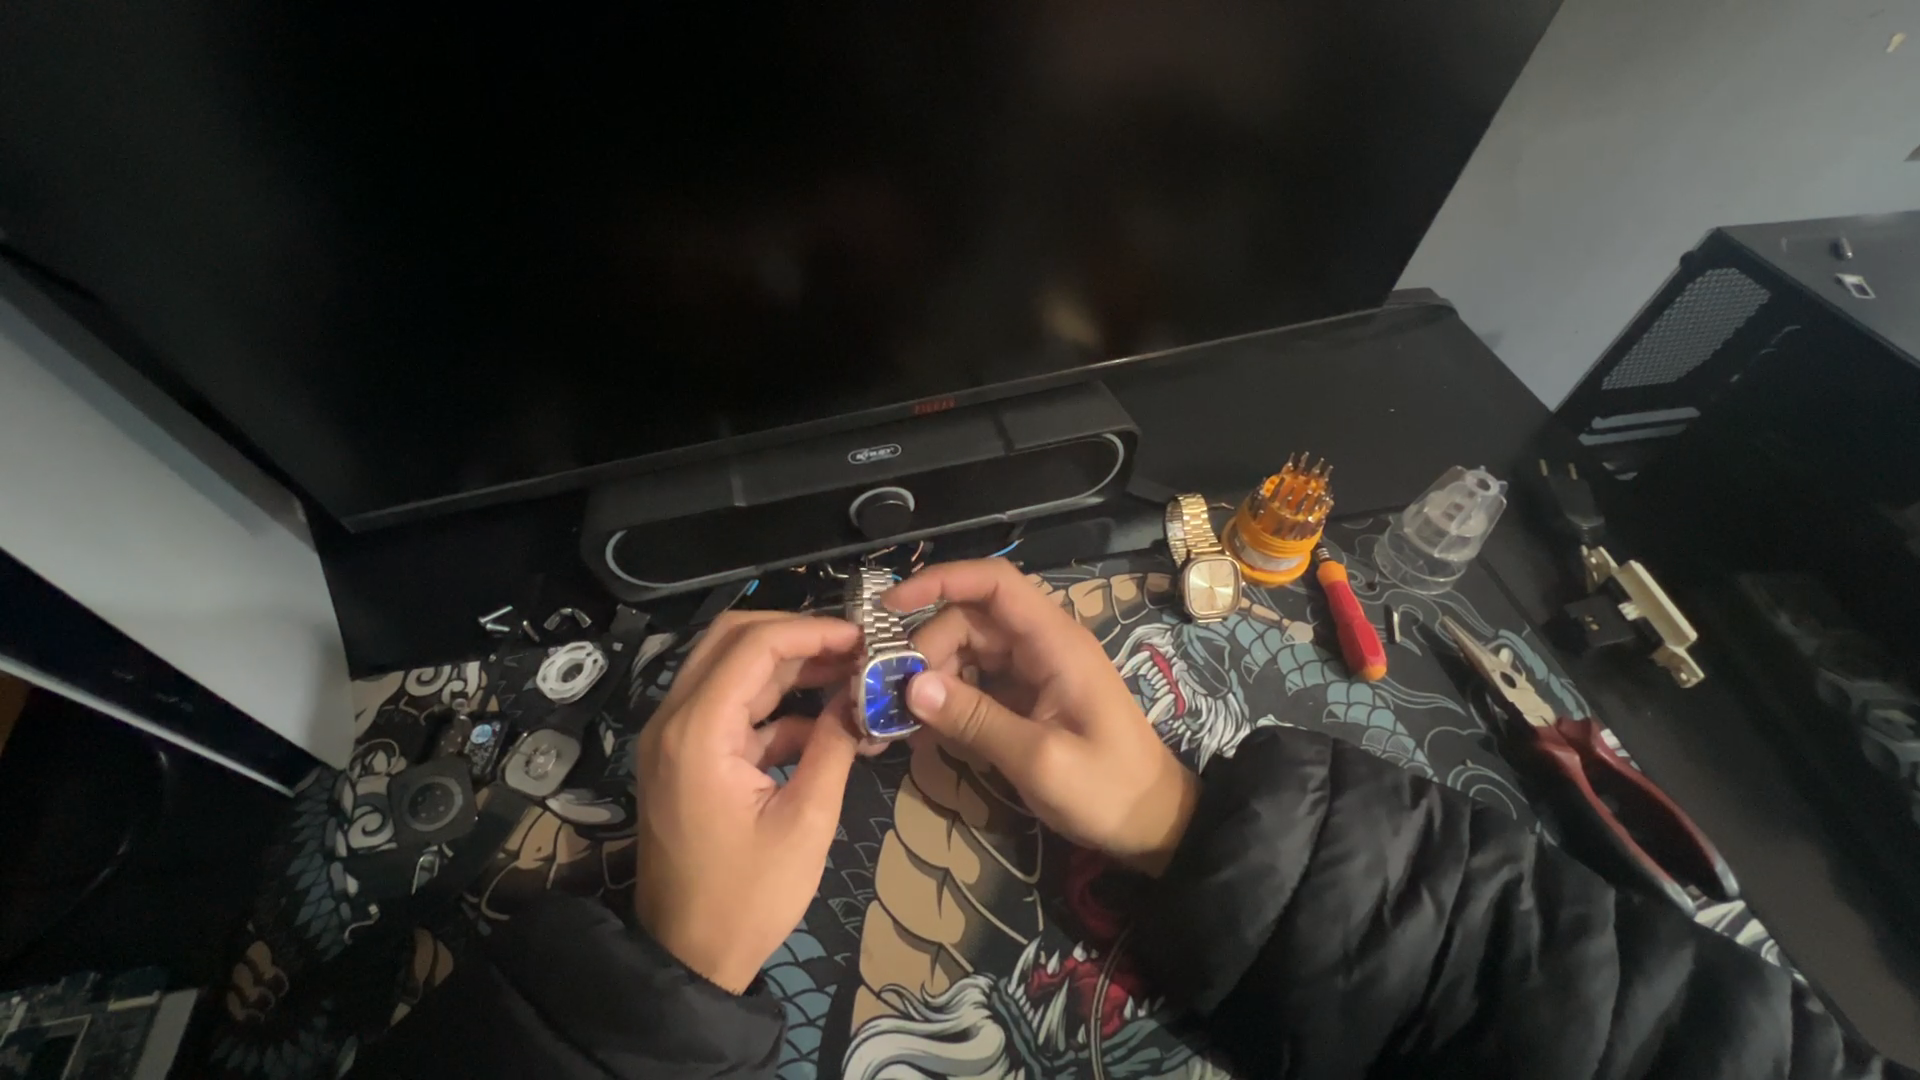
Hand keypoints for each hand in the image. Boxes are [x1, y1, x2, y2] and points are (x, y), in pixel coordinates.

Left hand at [632, 612, 863, 992]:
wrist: (687, 959)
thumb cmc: (748, 898)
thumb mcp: (806, 822)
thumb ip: (834, 746)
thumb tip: (862, 695)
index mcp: (698, 732)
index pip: (754, 645)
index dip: (812, 631)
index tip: (863, 637)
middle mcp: (675, 720)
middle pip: (733, 639)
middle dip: (797, 634)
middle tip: (853, 646)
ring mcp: (677, 736)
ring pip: (733, 668)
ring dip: (790, 666)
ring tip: (850, 675)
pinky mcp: (688, 755)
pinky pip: (733, 707)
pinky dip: (778, 705)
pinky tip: (827, 723)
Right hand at [888, 559, 1198, 874]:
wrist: (1153, 822)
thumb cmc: (1108, 788)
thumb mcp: (1039, 760)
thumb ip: (976, 720)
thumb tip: (911, 687)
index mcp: (1055, 641)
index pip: (995, 583)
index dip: (941, 581)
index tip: (891, 607)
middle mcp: (1042, 644)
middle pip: (969, 620)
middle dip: (926, 650)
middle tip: (893, 698)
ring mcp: (1034, 669)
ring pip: (967, 650)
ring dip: (932, 677)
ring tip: (903, 720)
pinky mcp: (1027, 696)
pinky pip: (977, 681)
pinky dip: (949, 698)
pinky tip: (926, 729)